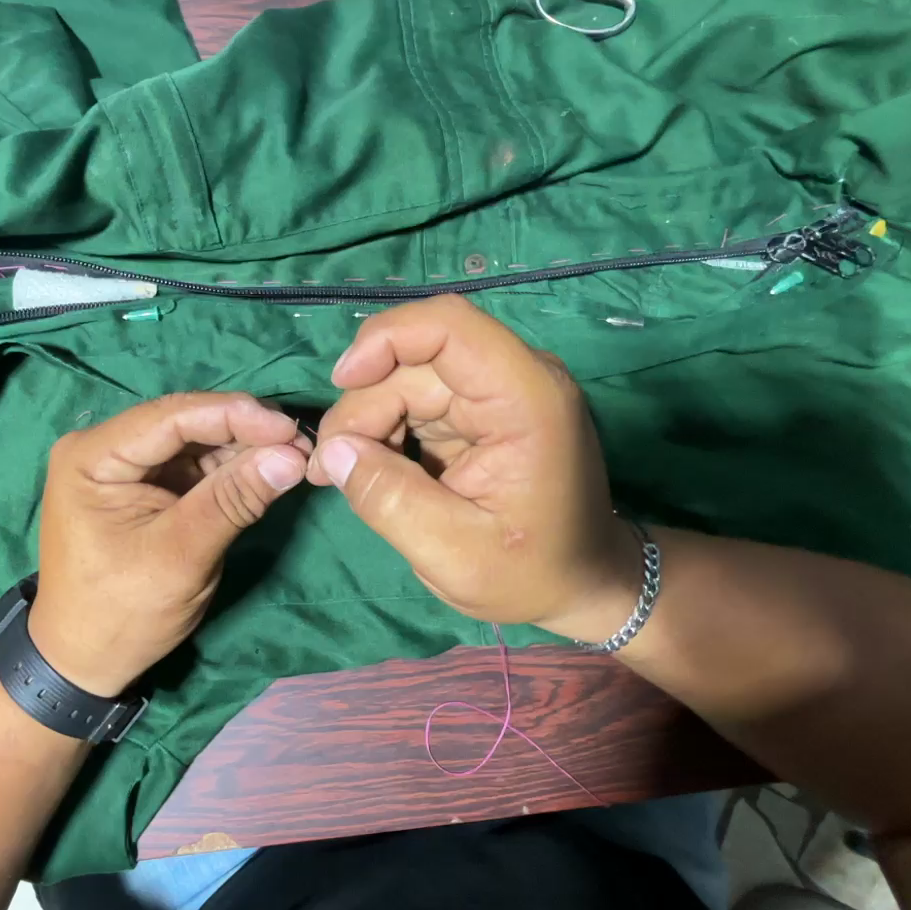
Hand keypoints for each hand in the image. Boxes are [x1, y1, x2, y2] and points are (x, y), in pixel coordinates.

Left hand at [33, 392, 310, 696]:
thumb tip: (293, 456)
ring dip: (243, 450)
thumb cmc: (121, 614)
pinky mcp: (146, 487)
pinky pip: (194, 467)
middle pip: (184, 423)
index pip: (171, 417)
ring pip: (194, 443)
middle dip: (243, 432)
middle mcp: (104, 448)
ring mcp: (125, 467)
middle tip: (301, 444)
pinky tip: (266, 471)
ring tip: (294, 457)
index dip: (234, 415)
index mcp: (93, 457)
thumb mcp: (180, 558)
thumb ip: (233, 501)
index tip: (290, 429)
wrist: (84, 662)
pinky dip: (231, 470)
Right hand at [308, 295, 639, 639]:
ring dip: (368, 423)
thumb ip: (388, 499)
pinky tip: (372, 469)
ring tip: (345, 477)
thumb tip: (331, 452)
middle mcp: (514, 379)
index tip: (342, 384)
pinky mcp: (480, 407)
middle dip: (362, 408)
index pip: (449, 326)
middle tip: (328, 469)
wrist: (582, 583)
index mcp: (525, 400)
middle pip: (414, 361)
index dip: (385, 340)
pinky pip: (415, 400)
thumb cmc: (531, 573)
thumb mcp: (452, 553)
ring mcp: (497, 391)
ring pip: (405, 380)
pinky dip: (385, 430)